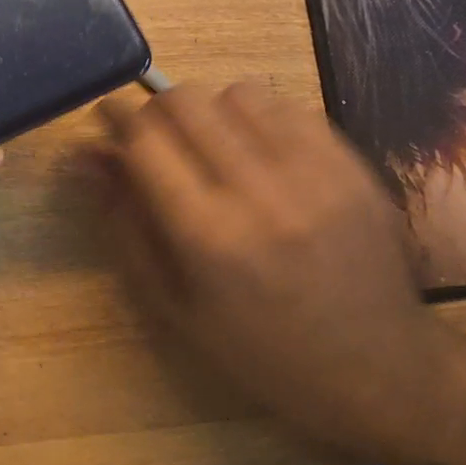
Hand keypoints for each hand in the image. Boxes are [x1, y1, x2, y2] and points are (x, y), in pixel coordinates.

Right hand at [96, 82, 458, 438]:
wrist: (379, 370)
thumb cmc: (257, 348)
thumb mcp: (172, 300)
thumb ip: (123, 220)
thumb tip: (86, 154)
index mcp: (207, 234)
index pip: (143, 138)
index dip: (114, 116)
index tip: (105, 116)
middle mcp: (259, 192)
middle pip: (185, 102)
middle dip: (155, 109)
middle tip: (154, 135)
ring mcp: (314, 174)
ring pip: (236, 94)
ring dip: (209, 111)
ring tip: (211, 146)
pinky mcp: (352, 166)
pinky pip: (288, 108)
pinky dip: (258, 119)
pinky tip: (259, 153)